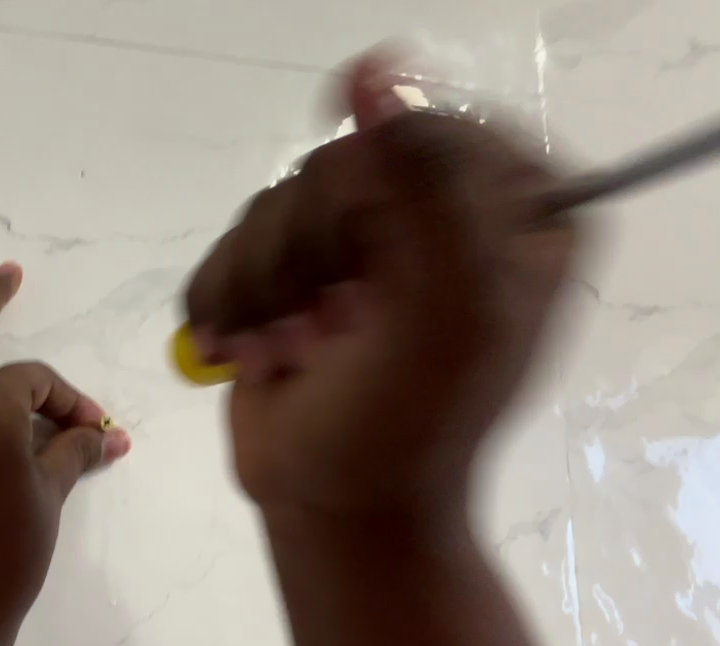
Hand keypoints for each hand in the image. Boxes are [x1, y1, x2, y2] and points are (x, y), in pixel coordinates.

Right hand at [184, 54, 578, 523]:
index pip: (414, 134)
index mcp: (502, 207)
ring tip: (275, 358)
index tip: (359, 287)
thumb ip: (423, 186)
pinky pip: (224, 255)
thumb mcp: (441, 313)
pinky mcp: (282, 285)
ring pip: (263, 215)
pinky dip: (217, 311)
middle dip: (297, 268)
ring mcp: (348, 251)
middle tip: (317, 340)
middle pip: (325, 173)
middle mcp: (426, 215)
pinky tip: (238, 355)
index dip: (364, 208)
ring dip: (253, 299)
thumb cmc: (401, 427)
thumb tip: (370, 68)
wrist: (329, 503)